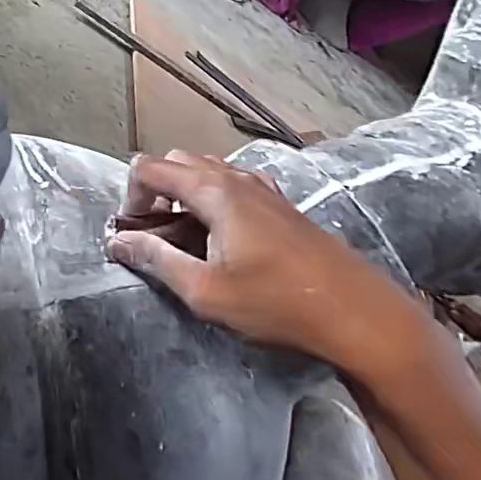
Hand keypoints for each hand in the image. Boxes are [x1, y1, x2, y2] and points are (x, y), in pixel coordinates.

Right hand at [103, 150, 427, 370]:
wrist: (363, 318)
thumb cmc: (279, 304)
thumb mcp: (204, 290)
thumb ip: (155, 260)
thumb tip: (117, 243)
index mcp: (213, 191)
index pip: (148, 168)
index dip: (130, 197)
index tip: (135, 233)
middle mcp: (236, 178)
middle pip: (175, 161)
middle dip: (154, 190)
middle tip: (156, 232)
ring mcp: (263, 188)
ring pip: (205, 169)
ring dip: (183, 192)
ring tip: (186, 235)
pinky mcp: (282, 205)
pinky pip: (233, 182)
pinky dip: (212, 196)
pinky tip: (222, 233)